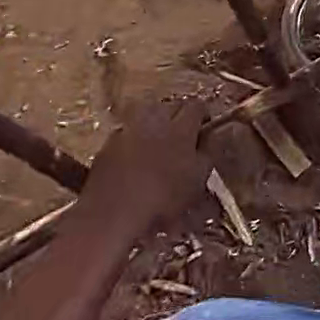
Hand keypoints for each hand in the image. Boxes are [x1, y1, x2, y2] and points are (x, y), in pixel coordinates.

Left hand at [79, 98, 209, 235]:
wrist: (112, 214)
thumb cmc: (163, 200)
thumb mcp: (197, 180)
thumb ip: (207, 154)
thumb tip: (210, 138)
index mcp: (181, 128)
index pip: (197, 106)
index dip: (203, 114)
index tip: (205, 126)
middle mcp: (155, 121)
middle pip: (172, 104)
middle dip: (180, 113)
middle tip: (184, 133)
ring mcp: (129, 129)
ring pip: (147, 112)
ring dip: (157, 120)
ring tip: (160, 137)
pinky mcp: (109, 143)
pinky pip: (127, 129)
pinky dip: (135, 135)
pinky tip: (136, 153)